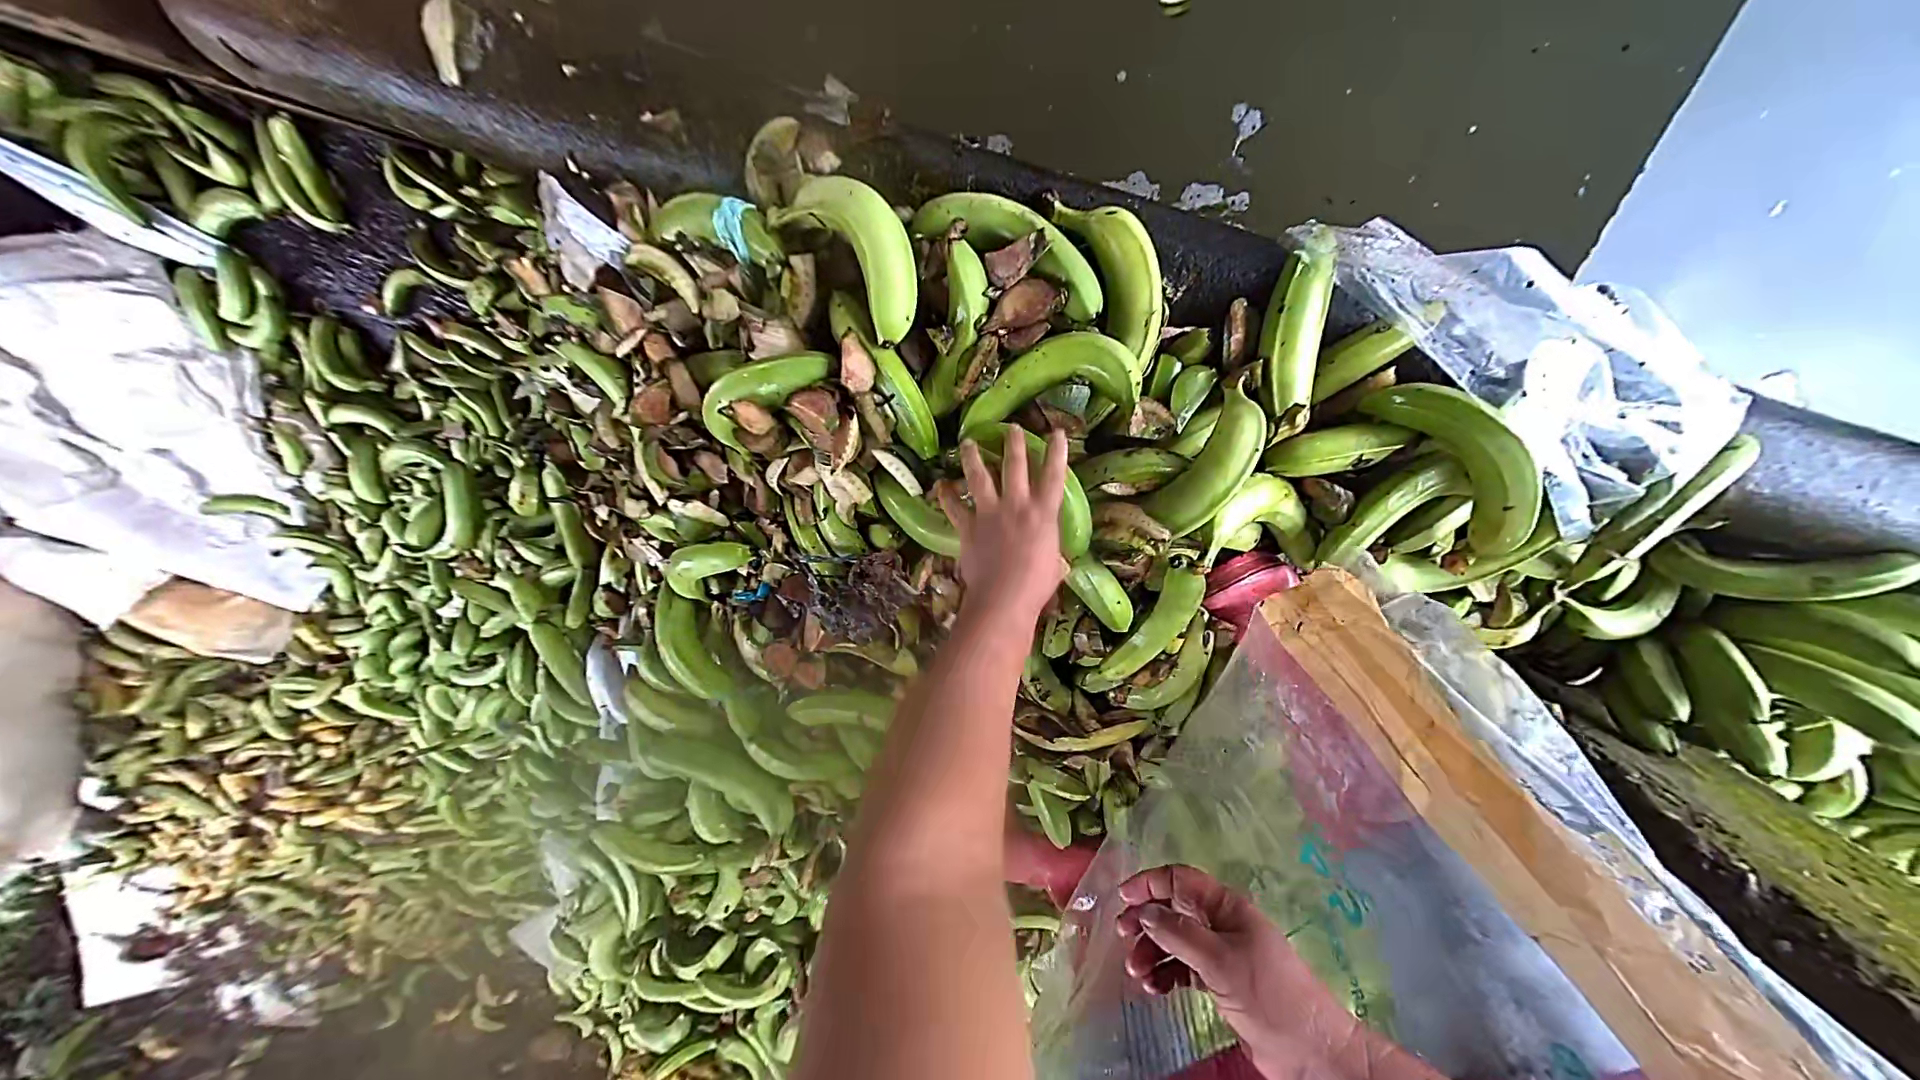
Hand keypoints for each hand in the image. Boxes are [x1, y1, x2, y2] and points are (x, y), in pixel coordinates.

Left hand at [938, 425, 1069, 625]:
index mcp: (1044, 514)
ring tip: (968, 443)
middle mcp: (1017, 506)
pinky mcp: (968, 527)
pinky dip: (946, 496)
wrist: (1003, 598)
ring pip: (980, 477)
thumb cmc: (1036, 586)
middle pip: (1015, 466)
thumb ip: (1054, 556)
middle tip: (1011, 427)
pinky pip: (954, 507)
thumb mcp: (1054, 566)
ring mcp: (990, 514)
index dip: (1056, 452)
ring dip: (974, 458)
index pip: (1054, 475)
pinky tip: (941, 485)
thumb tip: (1058, 562)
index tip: (1056, 432)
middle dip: (1013, 443)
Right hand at [1116, 865, 1444, 1079]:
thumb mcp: (1221, 960)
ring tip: (1138, 972)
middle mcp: (1219, 924)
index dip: (1150, 883)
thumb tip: (1145, 911)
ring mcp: (1218, 954)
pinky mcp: (1218, 983)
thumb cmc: (1269, 994)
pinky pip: (1181, 968)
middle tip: (1123, 936)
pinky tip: (1154, 987)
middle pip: (1171, 909)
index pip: (1179, 880)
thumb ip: (1179, 932)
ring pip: (1172, 941)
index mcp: (1225, 906)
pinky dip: (1164, 974)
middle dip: (1145, 920)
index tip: (1123, 897)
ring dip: (1151, 951)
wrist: (1311, 1052)